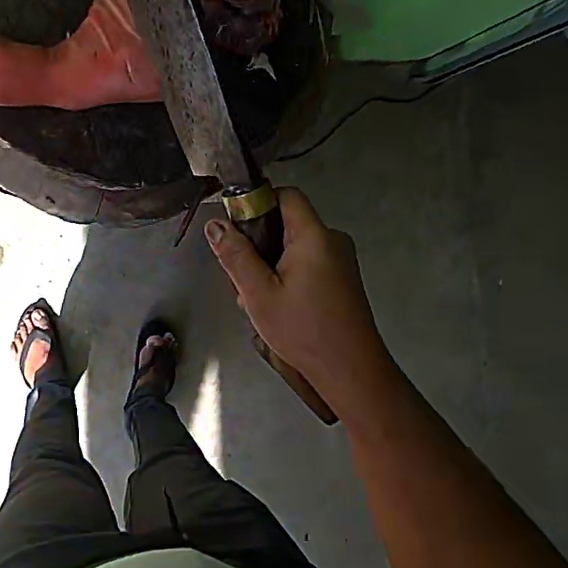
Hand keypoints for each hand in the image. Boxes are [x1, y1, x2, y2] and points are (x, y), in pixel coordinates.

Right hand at [205, 187, 392, 398]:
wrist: (351, 372)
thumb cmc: (306, 333)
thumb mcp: (259, 294)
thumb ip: (235, 255)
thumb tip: (216, 226)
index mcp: (314, 237)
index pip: (286, 195)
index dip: (258, 201)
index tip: (237, 225)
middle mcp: (332, 241)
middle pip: (287, 222)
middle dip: (259, 243)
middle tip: (244, 276)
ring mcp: (341, 261)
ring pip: (294, 247)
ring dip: (270, 266)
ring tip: (261, 300)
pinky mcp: (342, 280)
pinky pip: (307, 264)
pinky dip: (287, 277)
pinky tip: (278, 307)